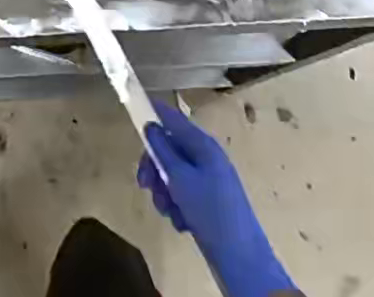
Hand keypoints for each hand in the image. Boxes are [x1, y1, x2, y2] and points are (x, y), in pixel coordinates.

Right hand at [137, 100, 296, 296]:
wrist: (242, 260)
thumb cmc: (210, 211)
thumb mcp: (179, 177)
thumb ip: (161, 149)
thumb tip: (150, 124)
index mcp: (202, 145)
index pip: (172, 117)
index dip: (152, 111)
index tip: (131, 111)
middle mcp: (206, 158)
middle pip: (169, 148)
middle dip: (153, 167)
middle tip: (144, 185)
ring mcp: (209, 181)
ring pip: (172, 173)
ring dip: (163, 190)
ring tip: (166, 210)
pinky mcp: (208, 202)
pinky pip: (182, 193)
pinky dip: (176, 205)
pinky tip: (179, 221)